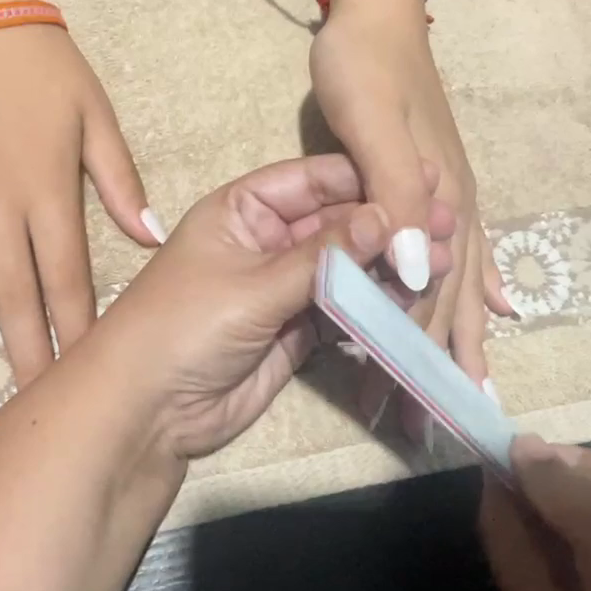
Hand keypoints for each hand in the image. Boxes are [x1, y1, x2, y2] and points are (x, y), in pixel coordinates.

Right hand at [0, 23, 161, 426]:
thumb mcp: (95, 113)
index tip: (86, 381)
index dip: (77, 332)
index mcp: (48, 191)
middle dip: (23, 360)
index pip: (68, 279)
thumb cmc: (40, 64)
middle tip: (26, 420)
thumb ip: (121, 180)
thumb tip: (155, 237)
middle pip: (13, 298)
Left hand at [91, 154, 456, 459]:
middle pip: (336, 225)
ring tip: (438, 268)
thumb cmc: (185, 325)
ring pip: (345, 269)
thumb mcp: (252, 283)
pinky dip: (374, 309)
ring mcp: (284, 287)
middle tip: (442, 231)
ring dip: (387, 270)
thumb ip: (322, 255)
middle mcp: (268, 241)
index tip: (419, 182)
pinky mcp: (297, 330)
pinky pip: (343, 310)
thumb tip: (386, 218)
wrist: (148, 410)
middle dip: (385, 230)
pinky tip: (411, 303)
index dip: (365, 181)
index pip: (314, 180)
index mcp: (244, 209)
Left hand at [311, 0, 513, 437]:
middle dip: (438, 357)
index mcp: (428, 196)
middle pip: (444, 295)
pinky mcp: (432, 192)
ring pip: (452, 283)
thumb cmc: (360, 66)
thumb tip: (417, 274)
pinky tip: (494, 316)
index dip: (417, 344)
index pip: (423, 287)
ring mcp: (443, 200)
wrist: (375, 13)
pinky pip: (458, 255)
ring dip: (454, 338)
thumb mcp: (366, 124)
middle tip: (436, 421)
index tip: (414, 404)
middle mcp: (445, 207)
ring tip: (462, 390)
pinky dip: (473, 291)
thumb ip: (390, 195)